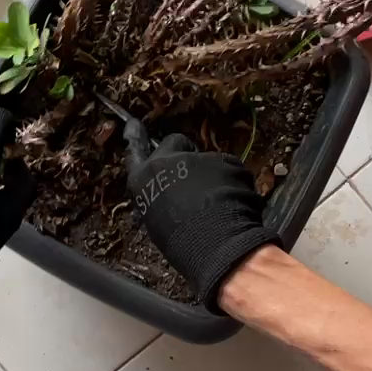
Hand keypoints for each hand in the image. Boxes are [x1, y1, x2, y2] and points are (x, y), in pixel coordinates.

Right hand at [125, 123, 278, 306]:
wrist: (216, 243)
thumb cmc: (182, 242)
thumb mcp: (158, 220)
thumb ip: (161, 196)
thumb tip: (171, 193)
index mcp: (144, 178)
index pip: (137, 152)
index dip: (139, 140)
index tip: (135, 127)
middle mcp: (168, 161)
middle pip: (177, 145)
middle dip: (187, 157)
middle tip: (197, 181)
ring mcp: (199, 158)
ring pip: (208, 160)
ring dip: (215, 174)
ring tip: (220, 203)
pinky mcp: (226, 161)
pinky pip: (231, 168)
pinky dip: (235, 182)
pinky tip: (236, 202)